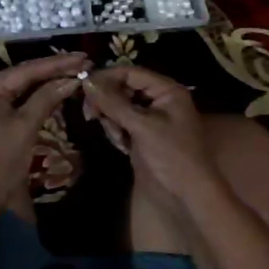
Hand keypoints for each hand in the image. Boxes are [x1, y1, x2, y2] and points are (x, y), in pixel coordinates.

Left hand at [0, 53, 86, 212]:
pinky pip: (23, 98)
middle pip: (25, 74)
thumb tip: (71, 79)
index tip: (83, 57)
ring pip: (25, 85)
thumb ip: (46, 99)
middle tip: (85, 61)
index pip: (26, 69)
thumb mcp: (25, 127)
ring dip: (50, 79)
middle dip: (55, 69)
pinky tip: (62, 88)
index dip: (55, 63)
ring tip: (79, 70)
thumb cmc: (1, 160)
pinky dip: (42, 94)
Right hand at [80, 65, 219, 197]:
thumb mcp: (141, 126)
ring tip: (118, 138)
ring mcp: (149, 117)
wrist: (186, 195)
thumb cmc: (171, 156)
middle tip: (92, 116)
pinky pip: (119, 121)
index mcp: (166, 91)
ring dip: (110, 119)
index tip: (82, 87)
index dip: (106, 77)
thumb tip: (85, 80)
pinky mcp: (141, 133)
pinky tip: (121, 145)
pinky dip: (115, 130)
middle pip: (121, 87)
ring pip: (117, 105)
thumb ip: (113, 102)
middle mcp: (158, 99)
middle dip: (106, 101)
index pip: (130, 72)